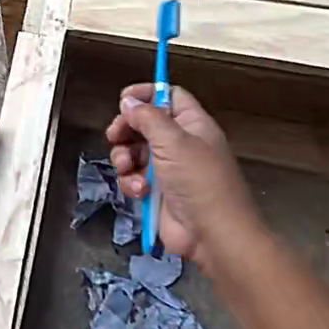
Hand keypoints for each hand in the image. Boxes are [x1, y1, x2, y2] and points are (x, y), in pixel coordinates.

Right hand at [105, 83, 263, 269]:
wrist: (213, 234)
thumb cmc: (199, 181)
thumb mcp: (174, 142)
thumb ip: (148, 118)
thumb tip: (129, 101)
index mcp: (192, 124)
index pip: (169, 96)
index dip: (147, 94)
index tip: (124, 99)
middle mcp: (181, 143)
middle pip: (145, 124)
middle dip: (127, 129)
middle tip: (115, 135)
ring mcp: (169, 169)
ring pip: (135, 152)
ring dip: (125, 158)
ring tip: (127, 167)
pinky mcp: (158, 192)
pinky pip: (135, 178)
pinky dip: (132, 182)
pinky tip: (139, 191)